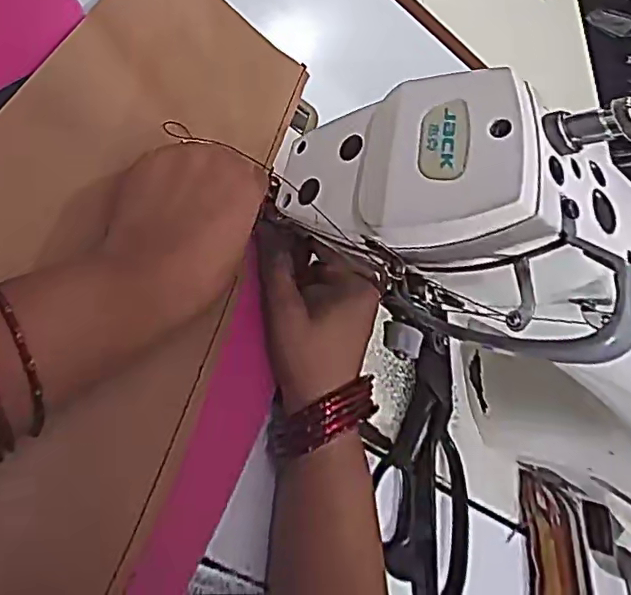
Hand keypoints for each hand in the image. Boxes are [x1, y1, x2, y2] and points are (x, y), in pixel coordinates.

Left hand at [99, 142, 269, 321]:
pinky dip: (158, 180)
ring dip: (185, 178)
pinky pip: (160, 165)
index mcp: (245, 183)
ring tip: (173, 210)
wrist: (142, 280)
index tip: (232, 210)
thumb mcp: (236, 254)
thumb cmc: (193, 278)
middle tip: (200, 212)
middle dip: (213, 183)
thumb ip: (238, 221)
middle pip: (221, 162)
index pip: (253, 178)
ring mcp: (178, 156)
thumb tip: (229, 219)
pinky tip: (152, 207)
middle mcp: (215, 160)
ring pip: (189, 160)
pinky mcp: (146, 161)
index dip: (241, 196)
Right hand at [259, 227, 381, 412]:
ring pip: (316, 267)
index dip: (292, 232)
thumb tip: (267, 232)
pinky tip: (285, 295)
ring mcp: (353, 299)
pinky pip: (317, 283)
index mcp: (360, 282)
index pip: (322, 239)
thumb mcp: (285, 308)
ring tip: (276, 280)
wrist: (317, 404)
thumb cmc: (310, 364)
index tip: (270, 225)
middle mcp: (363, 287)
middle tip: (268, 255)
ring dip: (294, 269)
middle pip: (319, 252)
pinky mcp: (342, 310)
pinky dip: (300, 285)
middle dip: (292, 254)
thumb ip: (275, 265)